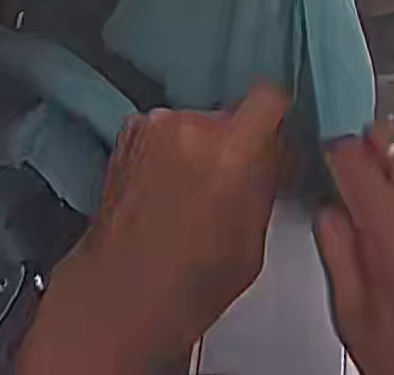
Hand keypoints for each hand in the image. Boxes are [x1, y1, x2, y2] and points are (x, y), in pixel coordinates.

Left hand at [15, 85, 287, 373]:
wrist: (118, 297)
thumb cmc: (187, 283)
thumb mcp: (253, 238)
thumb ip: (267, 178)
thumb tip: (275, 149)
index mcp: (233, 151)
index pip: (268, 96)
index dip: (273, 115)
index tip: (272, 128)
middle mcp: (193, 126)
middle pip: (230, 114)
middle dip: (232, 141)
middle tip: (225, 180)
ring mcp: (157, 125)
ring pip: (197, 122)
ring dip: (198, 145)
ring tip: (186, 189)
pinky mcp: (131, 131)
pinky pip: (166, 128)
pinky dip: (168, 148)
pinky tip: (163, 185)